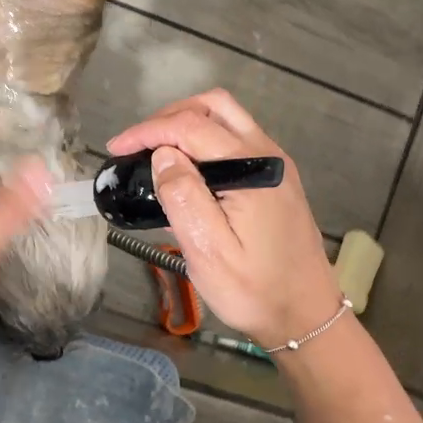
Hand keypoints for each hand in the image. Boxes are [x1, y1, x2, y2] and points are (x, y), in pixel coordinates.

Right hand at [108, 89, 343, 348]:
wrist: (307, 316)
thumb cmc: (254, 290)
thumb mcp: (208, 251)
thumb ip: (184, 198)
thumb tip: (163, 155)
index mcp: (252, 169)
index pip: (190, 127)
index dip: (148, 131)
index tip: (115, 149)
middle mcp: (267, 155)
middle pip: (213, 106)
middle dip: (168, 117)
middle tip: (135, 145)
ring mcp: (274, 164)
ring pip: (227, 117)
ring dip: (186, 123)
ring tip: (153, 151)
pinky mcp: (275, 178)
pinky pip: (235, 137)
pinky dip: (202, 137)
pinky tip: (183, 166)